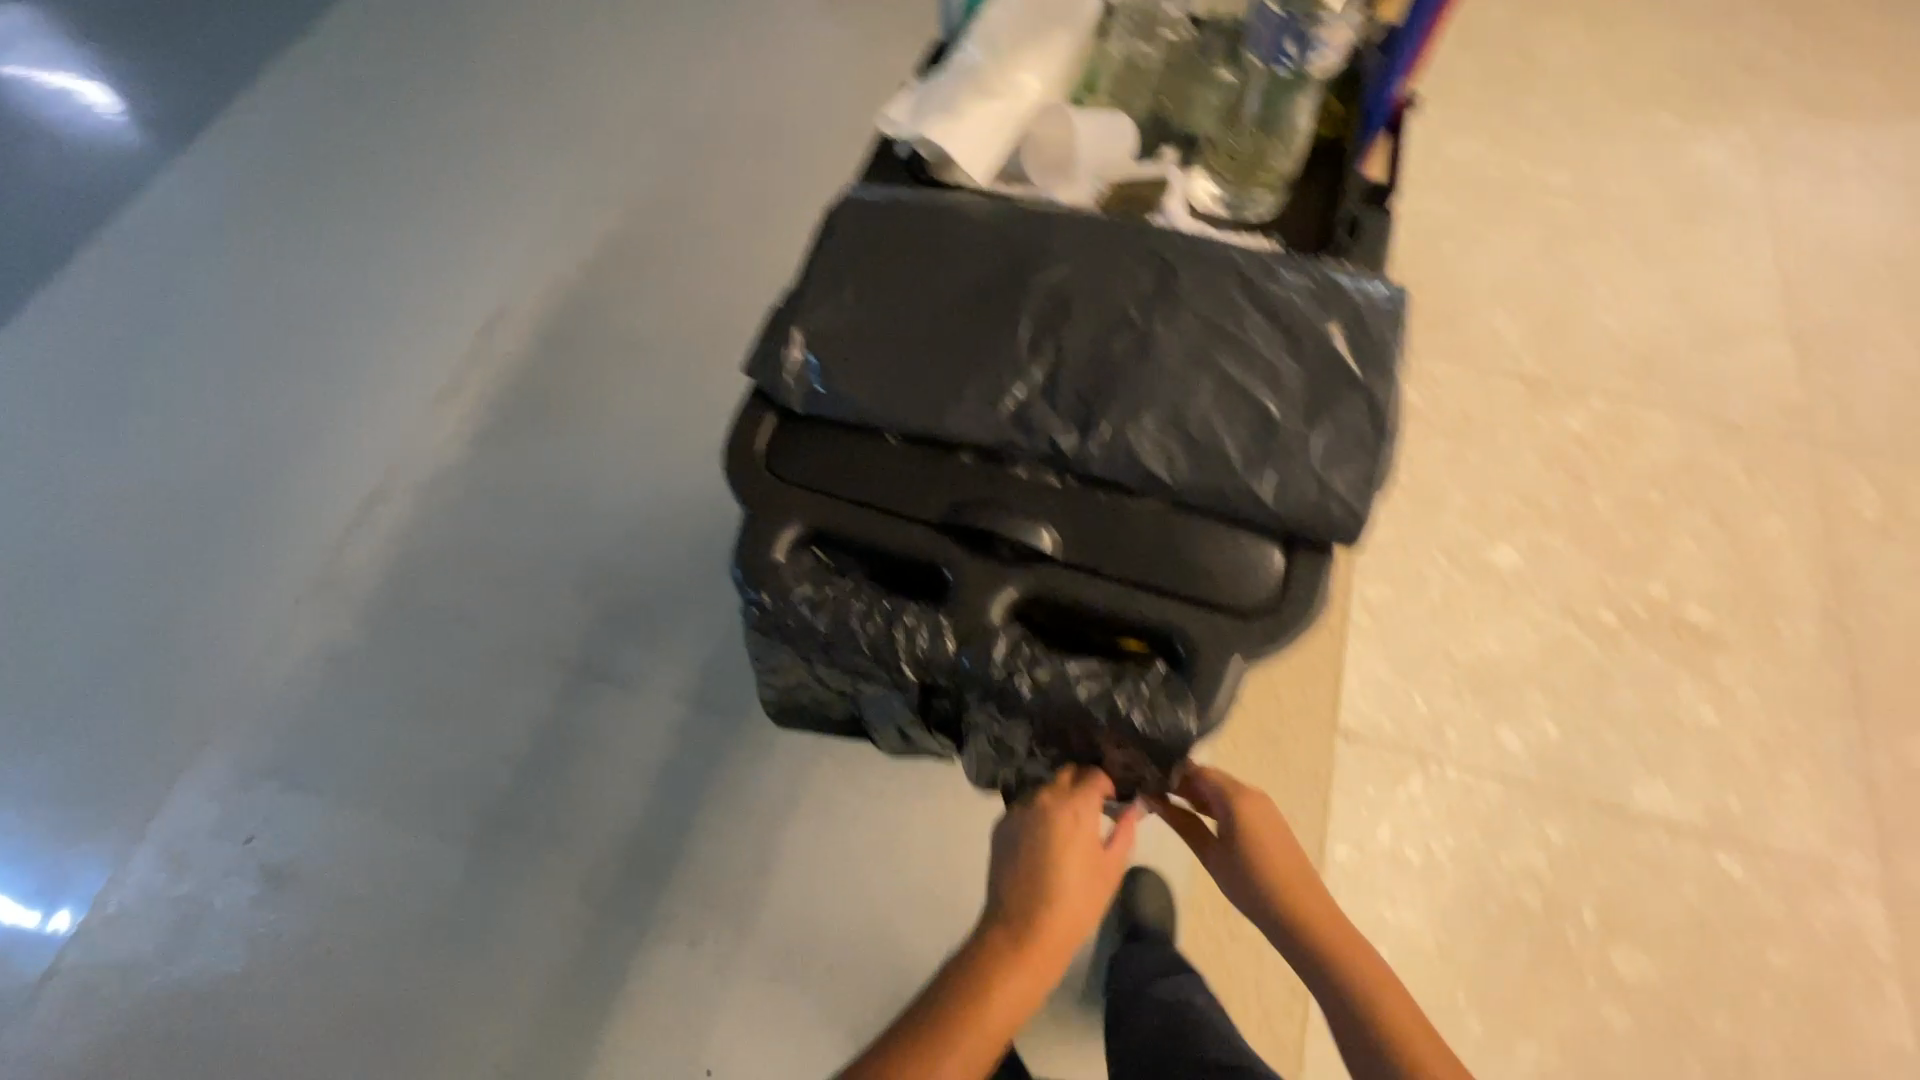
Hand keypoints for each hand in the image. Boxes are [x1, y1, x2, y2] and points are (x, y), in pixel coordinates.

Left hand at [979, 765, 1142, 964]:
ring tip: (1068, 826)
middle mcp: (1044, 797)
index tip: (1115, 800)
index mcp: (1075, 804)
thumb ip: (1125, 830)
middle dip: (1083, 784)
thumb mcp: (1111, 868)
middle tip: (1094, 808)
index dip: (1108, 783)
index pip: (1095, 773)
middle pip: (1068, 773)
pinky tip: (1043, 840)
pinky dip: (1038, 813)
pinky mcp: (1001, 824)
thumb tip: (1134, 807)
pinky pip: (1026, 807)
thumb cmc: (1077, 902)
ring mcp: (1018, 809)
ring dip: (1059, 797)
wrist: (1023, 931)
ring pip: (1044, 789)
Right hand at [1149, 764, 1329, 938]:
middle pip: (1210, 777)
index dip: (1171, 773)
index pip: (1196, 770)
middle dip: (1182, 783)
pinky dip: (1215, 806)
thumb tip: (1152, 798)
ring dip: (1198, 796)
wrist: (1301, 914)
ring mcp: (1263, 806)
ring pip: (1222, 790)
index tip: (1146, 780)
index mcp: (1235, 796)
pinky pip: (1236, 803)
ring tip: (1168, 806)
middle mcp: (1250, 792)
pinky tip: (1198, 820)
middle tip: (1151, 794)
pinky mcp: (1269, 820)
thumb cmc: (1250, 884)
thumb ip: (1181, 822)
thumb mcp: (1210, 854)